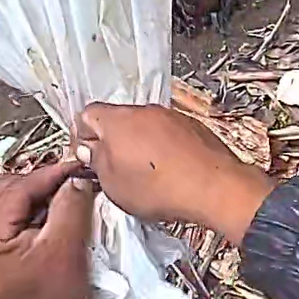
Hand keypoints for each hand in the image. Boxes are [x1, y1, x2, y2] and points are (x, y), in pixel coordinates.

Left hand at [0, 159, 95, 298]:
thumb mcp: (65, 250)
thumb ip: (71, 207)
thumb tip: (79, 178)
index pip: (22, 185)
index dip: (56, 172)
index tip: (85, 165)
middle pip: (12, 189)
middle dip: (48, 181)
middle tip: (81, 180)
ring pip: (13, 202)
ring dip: (43, 196)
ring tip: (73, 197)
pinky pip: (15, 218)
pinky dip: (38, 211)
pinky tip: (59, 217)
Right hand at [74, 103, 273, 242]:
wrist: (215, 187)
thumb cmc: (164, 187)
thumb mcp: (112, 183)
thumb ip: (95, 161)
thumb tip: (91, 151)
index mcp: (119, 119)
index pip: (88, 115)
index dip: (83, 137)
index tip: (86, 156)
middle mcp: (147, 111)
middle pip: (119, 120)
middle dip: (113, 143)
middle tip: (115, 169)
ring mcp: (174, 117)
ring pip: (146, 127)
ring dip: (141, 146)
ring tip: (146, 176)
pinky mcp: (195, 127)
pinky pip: (171, 134)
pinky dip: (166, 149)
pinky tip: (169, 172)